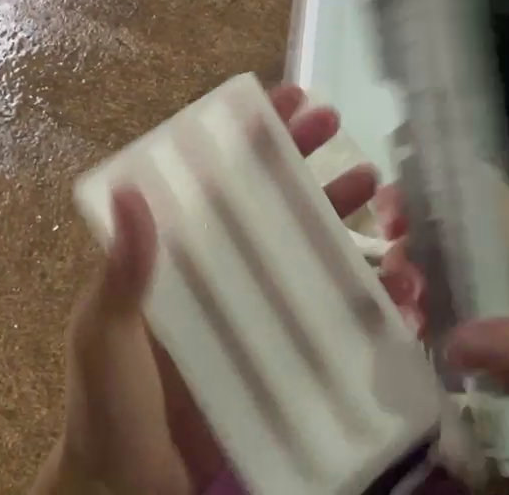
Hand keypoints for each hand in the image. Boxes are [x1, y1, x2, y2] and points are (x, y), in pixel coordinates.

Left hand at [33, 85, 379, 494]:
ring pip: (316, 259)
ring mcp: (259, 322)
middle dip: (314, 170)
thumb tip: (132, 192)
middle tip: (351, 146)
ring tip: (387, 211)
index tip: (291, 100)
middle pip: (276, 208)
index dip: (255, 137)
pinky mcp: (289, 369)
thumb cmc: (110, 409)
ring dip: (354, 230)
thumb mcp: (105, 336)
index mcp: (178, 258)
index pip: (221, 181)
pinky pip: (339, 327)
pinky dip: (374, 308)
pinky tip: (403, 299)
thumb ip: (121, 274)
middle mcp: (223, 279)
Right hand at [385, 189, 508, 494]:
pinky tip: (412, 334)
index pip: (485, 194)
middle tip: (388, 258)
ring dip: (414, 276)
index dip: (439, 181)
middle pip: (452, 229)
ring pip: (445, 270)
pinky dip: (424, 316)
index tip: (396, 197)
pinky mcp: (500, 346)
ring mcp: (506, 309)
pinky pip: (450, 315)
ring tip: (399, 303)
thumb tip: (454, 338)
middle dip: (413, 231)